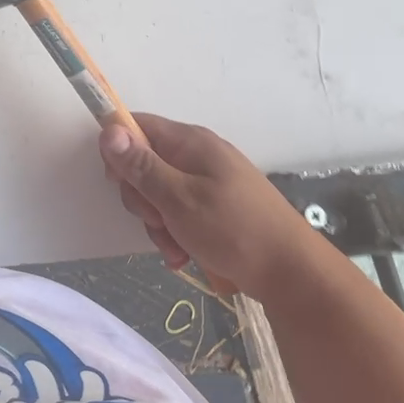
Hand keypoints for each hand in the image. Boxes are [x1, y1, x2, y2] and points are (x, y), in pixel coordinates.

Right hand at [99, 113, 323, 299]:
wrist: (295, 277)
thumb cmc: (235, 231)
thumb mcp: (178, 199)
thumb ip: (140, 165)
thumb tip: (107, 129)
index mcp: (191, 143)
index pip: (136, 125)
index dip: (118, 150)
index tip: (117, 181)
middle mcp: (198, 155)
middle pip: (143, 163)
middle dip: (141, 196)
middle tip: (156, 219)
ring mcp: (208, 181)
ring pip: (157, 192)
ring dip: (156, 221)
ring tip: (174, 245)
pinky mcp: (215, 205)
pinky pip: (178, 210)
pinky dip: (174, 231)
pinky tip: (182, 253)